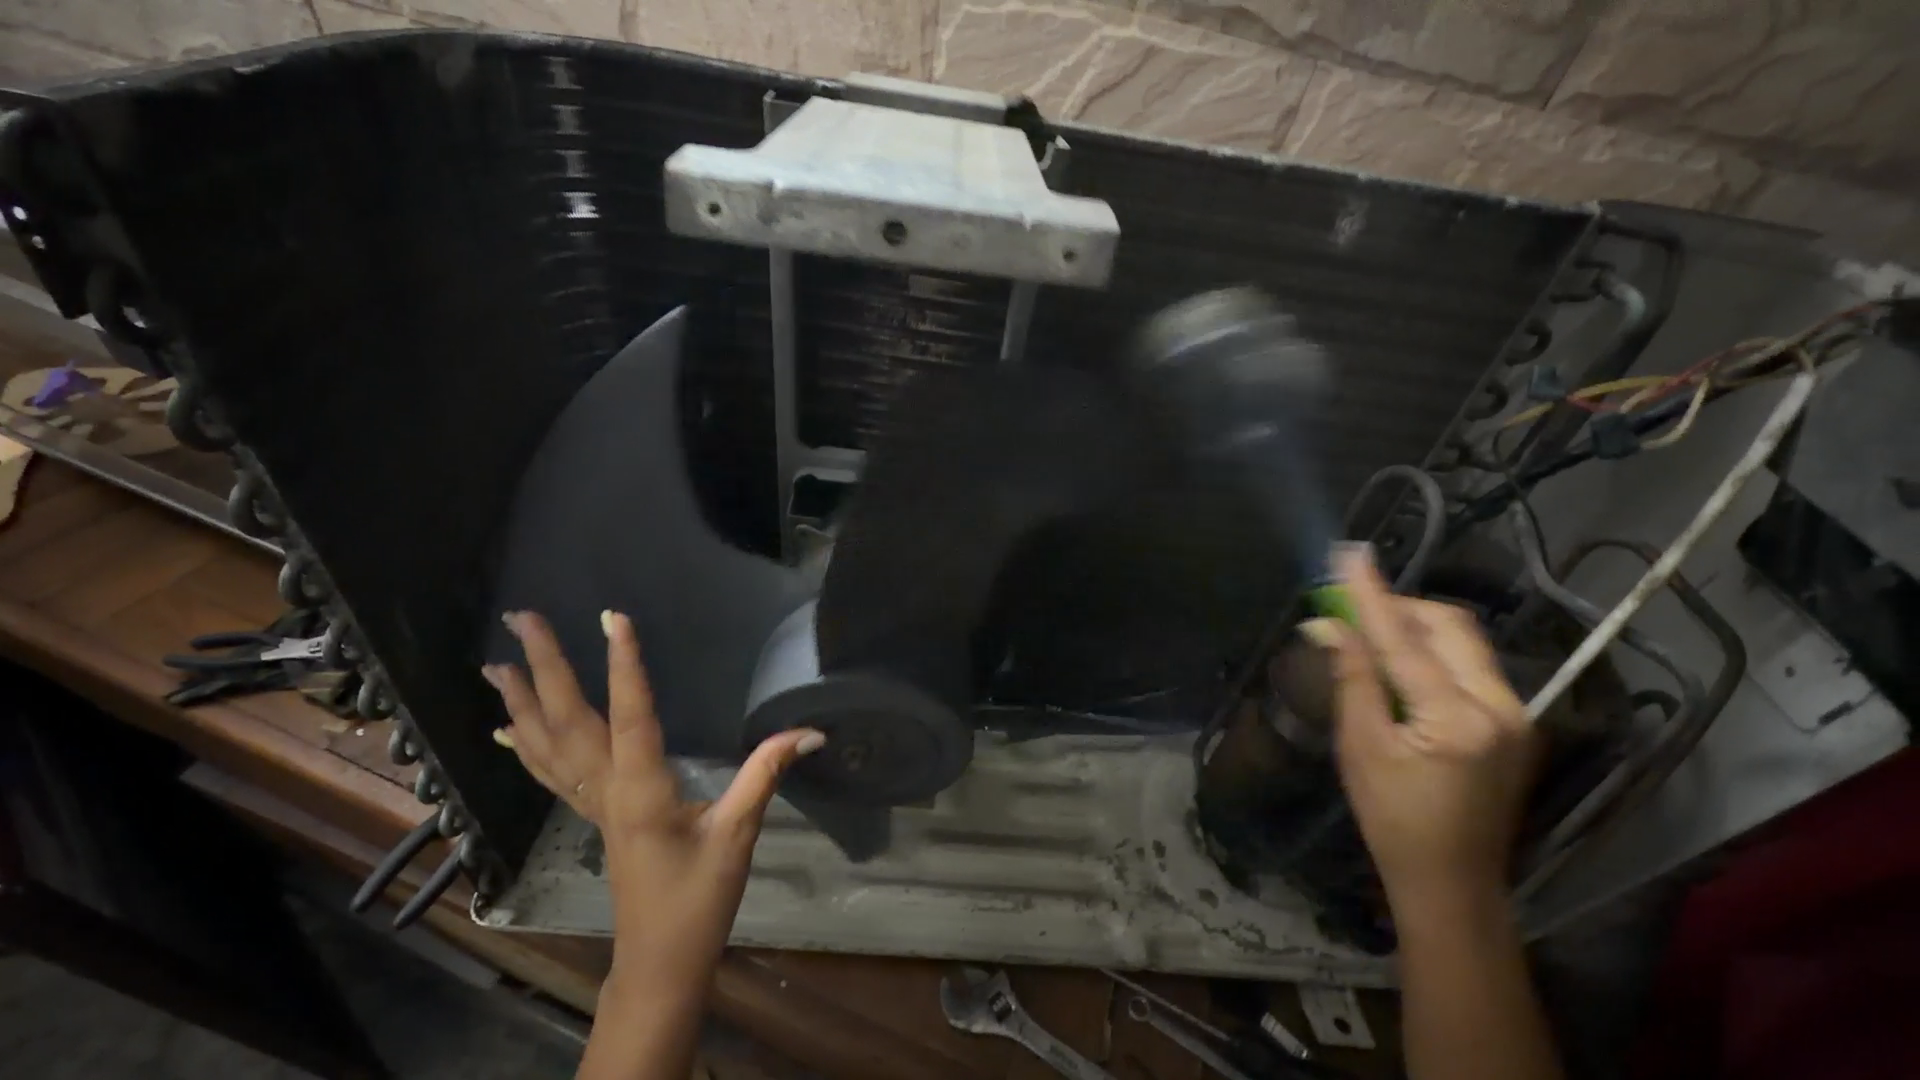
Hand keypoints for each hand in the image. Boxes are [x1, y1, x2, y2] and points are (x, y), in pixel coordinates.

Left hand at [481, 610, 823, 983]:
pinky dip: (527, 746)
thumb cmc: (699, 899)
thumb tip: (809, 730)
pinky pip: (551, 773)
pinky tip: (508, 729)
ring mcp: (593, 805)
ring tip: (494, 665)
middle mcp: (606, 790)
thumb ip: (766, 776)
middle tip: (523, 617)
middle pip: (569, 721)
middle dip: (546, 667)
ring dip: (522, 702)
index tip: (614, 618)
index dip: (625, 665)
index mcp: (641, 790)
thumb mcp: (738, 835)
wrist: (660, 959)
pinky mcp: (594, 817)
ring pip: (548, 746)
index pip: (632, 715)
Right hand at [1310, 547, 1538, 905]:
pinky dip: (1435, 655)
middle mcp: (1500, 706)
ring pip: (1465, 644)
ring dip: (1419, 630)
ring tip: (1375, 636)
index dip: (1372, 595)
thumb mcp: (1361, 748)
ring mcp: (1516, 715)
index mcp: (1456, 717)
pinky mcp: (1516, 724)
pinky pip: (1472, 668)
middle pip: (1451, 627)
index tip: (1350, 554)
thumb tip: (1329, 625)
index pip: (1405, 639)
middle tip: (1357, 606)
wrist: (1452, 881)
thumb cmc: (1392, 820)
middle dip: (1402, 608)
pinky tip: (1405, 669)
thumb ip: (1351, 678)